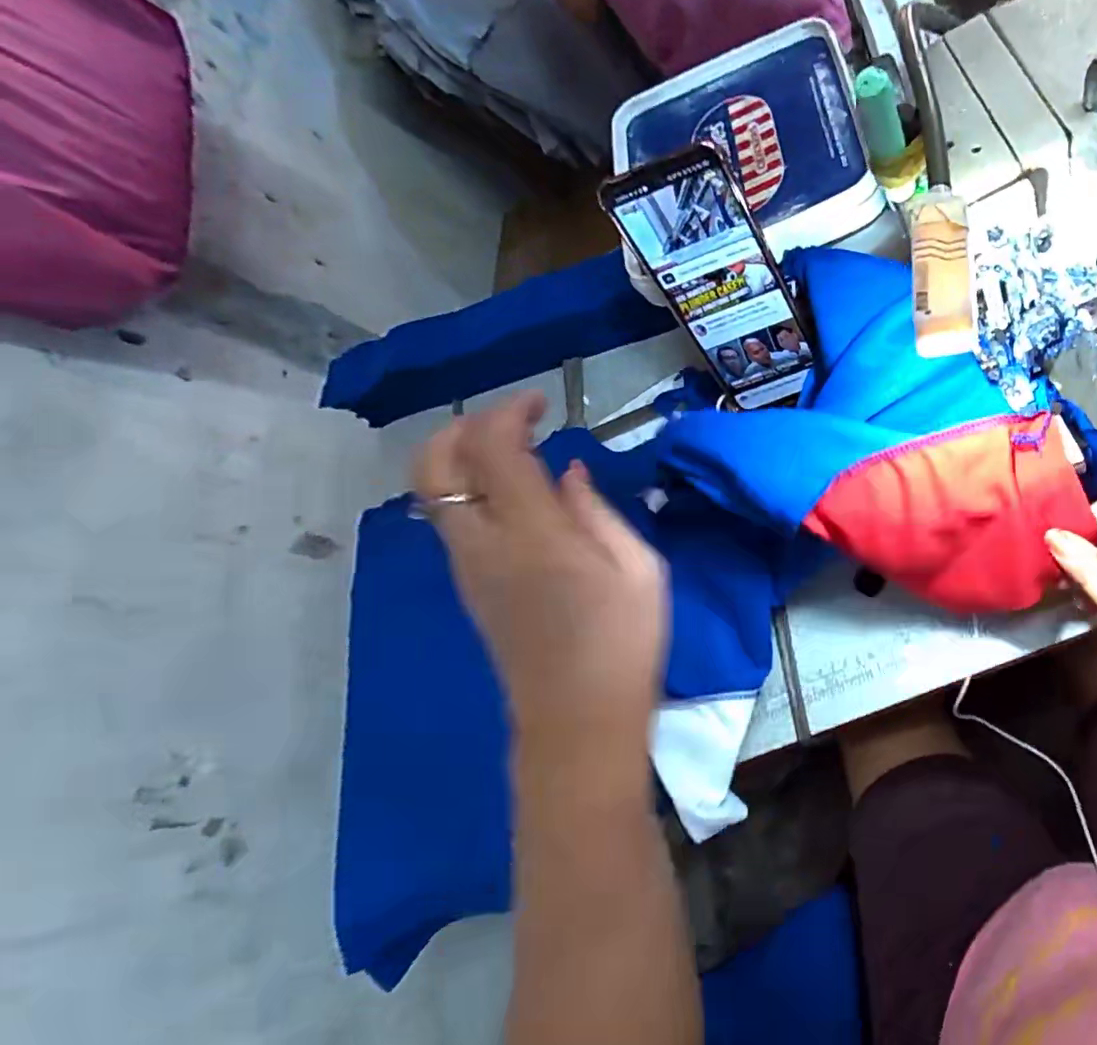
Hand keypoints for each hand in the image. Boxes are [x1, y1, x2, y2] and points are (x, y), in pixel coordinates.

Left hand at [413, 392, 668, 790]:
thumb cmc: (626, 640)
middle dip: (463, 427)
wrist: (578, 716)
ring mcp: (468, 567)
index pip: (494, 448)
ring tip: (516, 454)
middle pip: (435, 464)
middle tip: (510, 422)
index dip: (509, 413)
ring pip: (434, 492)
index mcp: (536, 534)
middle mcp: (485, 543)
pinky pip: (452, 520)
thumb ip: (597, 513)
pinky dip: (470, 489)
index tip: (540, 404)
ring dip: (462, 457)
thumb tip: (567, 474)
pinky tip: (516, 499)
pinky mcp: (469, 587)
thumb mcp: (639, 569)